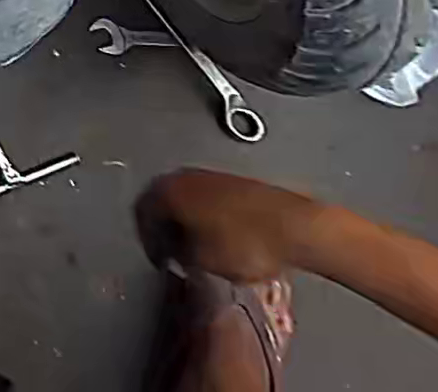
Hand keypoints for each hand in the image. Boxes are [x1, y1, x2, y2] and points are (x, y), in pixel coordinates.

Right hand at [134, 169, 326, 282]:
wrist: (297, 227)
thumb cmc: (244, 244)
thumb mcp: (204, 261)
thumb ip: (180, 256)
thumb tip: (176, 253)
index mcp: (164, 191)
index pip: (141, 214)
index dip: (146, 240)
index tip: (157, 259)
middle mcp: (178, 176)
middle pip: (161, 201)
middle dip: (165, 226)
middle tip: (173, 250)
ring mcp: (206, 175)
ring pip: (185, 199)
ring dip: (187, 220)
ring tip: (199, 244)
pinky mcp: (232, 181)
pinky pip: (207, 199)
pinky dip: (206, 216)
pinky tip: (222, 234)